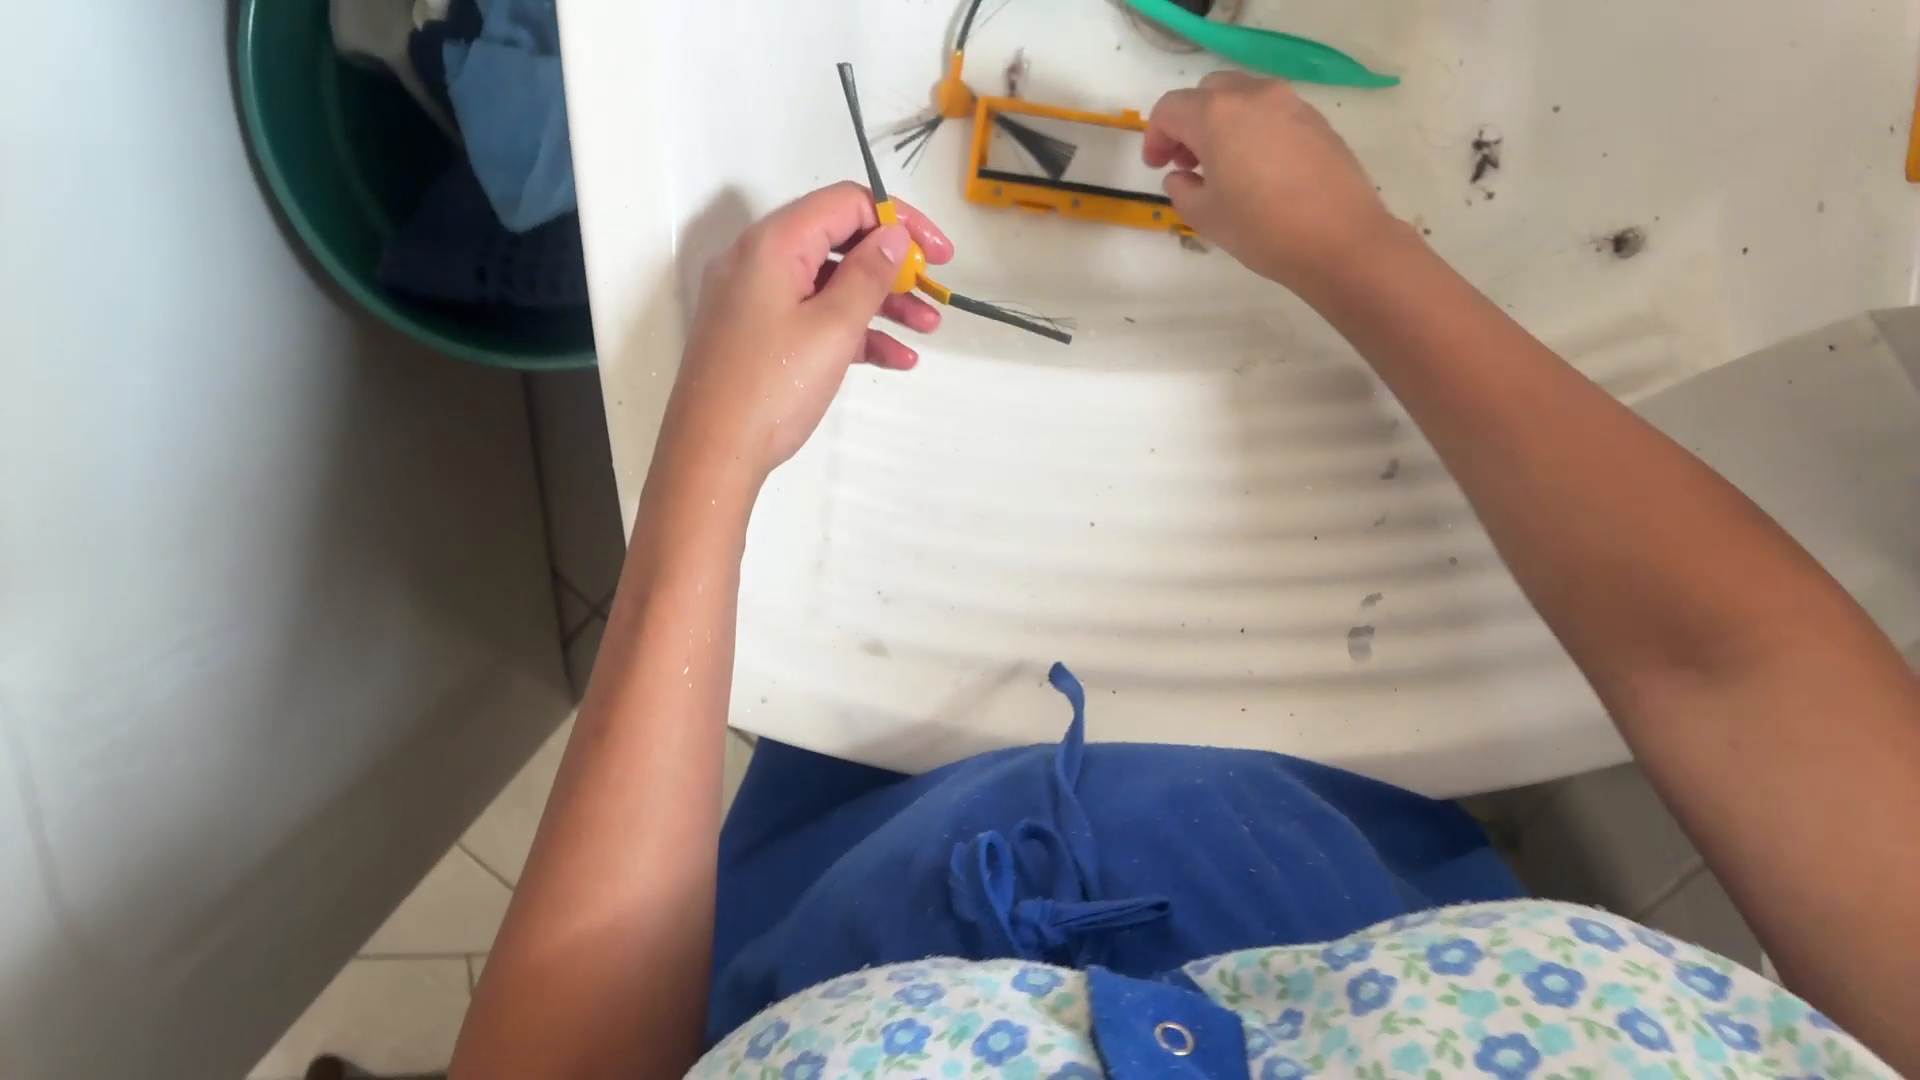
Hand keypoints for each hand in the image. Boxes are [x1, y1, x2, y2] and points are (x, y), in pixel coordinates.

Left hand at [665, 182, 953, 481]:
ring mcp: (756, 301)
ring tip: (926, 329)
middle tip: (934, 294)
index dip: (900, 221)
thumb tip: (894, 234)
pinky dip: (852, 332)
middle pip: (839, 244)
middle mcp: (759, 261)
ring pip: (830, 286)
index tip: (939, 254)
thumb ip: (869, 274)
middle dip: (894, 269)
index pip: (846, 204)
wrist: (713, 454)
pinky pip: (813, 319)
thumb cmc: (773, 386)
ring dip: (881, 304)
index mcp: (773, 243)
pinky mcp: (758, 336)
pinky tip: (894, 359)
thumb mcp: (832, 327)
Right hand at [1144, 72, 1404, 290]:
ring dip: (1221, 124)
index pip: (1170, 109)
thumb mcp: (1205, 216)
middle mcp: (1253, 95)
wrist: (1337, 239)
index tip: (1156, 168)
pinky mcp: (1314, 119)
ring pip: (1241, 97)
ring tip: (1221, 167)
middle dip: (1188, 124)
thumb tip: (1180, 177)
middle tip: (1185, 163)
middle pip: (1207, 93)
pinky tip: (1255, 170)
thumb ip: (1182, 190)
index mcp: (1217, 115)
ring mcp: (1289, 102)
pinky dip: (1251, 129)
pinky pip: (1270, 112)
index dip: (1155, 137)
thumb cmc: (1261, 230)